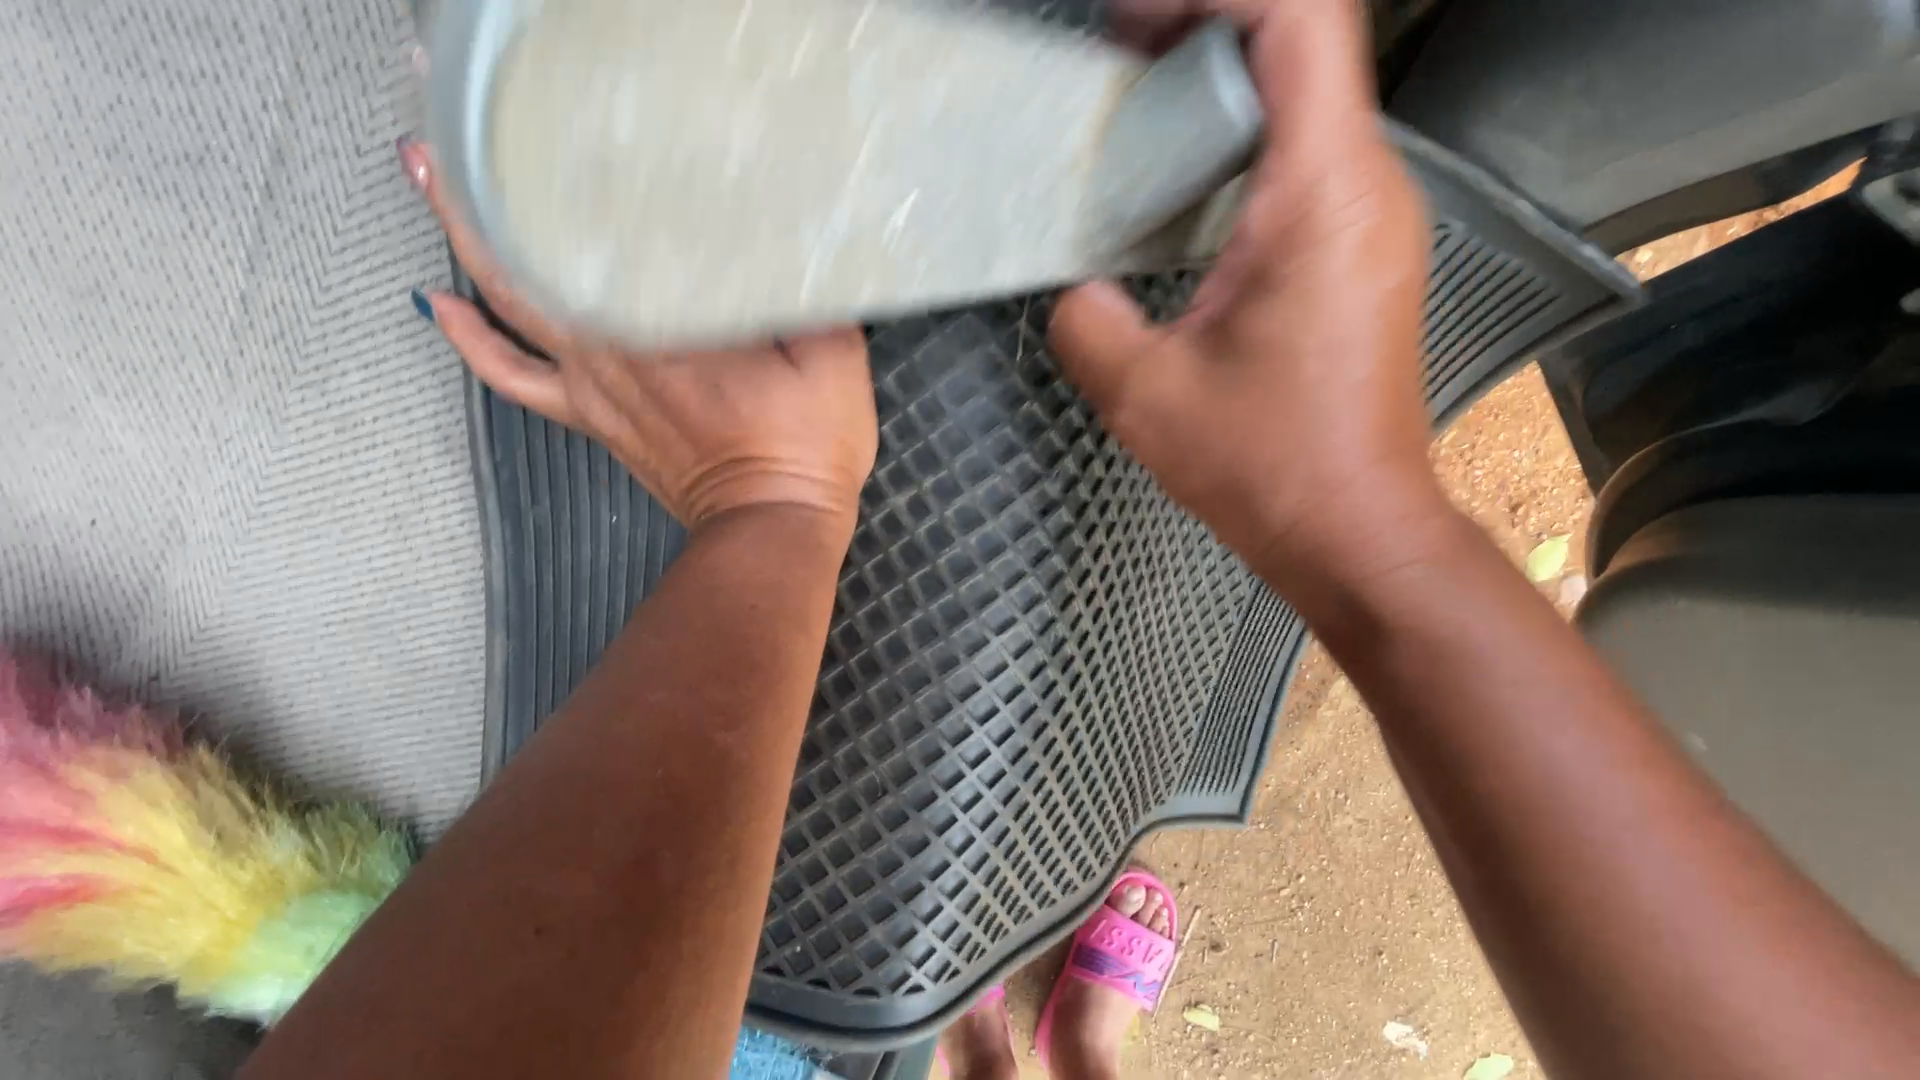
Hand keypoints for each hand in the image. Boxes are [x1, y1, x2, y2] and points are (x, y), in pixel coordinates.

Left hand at [398, 138, 878, 534]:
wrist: (774, 526)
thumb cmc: (807, 448)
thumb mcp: (835, 361)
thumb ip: (807, 295)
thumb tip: (787, 239)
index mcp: (670, 323)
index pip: (601, 232)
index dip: (558, 175)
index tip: (525, 125)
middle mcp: (613, 346)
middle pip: (529, 257)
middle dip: (482, 193)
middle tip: (446, 139)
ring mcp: (594, 387)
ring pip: (508, 305)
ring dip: (464, 244)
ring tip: (432, 186)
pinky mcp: (592, 419)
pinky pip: (513, 378)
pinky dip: (472, 342)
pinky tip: (442, 309)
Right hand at [1054, 0, 1442, 591]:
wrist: (1353, 528)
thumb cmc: (1268, 465)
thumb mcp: (1144, 394)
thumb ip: (1087, 321)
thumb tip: (1079, 290)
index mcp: (1322, 196)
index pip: (1300, 20)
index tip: (1134, 20)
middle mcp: (1366, 188)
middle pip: (1301, 48)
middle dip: (1202, 34)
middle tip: (1116, 65)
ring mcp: (1371, 220)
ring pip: (1303, 103)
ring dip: (1217, 97)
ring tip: (1134, 127)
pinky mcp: (1359, 255)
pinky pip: (1303, 162)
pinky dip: (1236, 152)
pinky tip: (1175, 200)